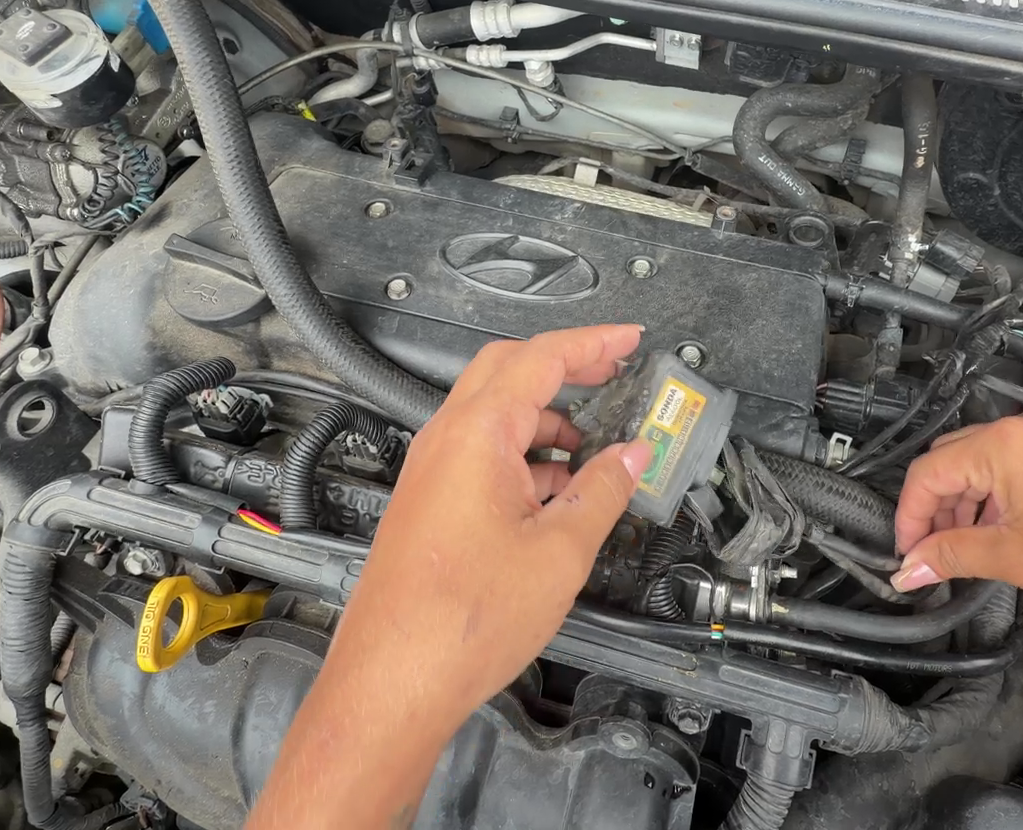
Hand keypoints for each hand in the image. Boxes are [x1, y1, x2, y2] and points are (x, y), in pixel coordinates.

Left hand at [250, 326, 653, 829]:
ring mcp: (433, 468)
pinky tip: (555, 488)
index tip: (629, 337)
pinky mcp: (430, 498)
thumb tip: (632, 456)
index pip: (543, 357)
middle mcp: (447, 439)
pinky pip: (482, 450)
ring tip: (592, 446)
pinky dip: (524, 453)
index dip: (594, 342)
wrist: (390, 684)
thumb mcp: (560, 551)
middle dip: (567, 364)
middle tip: (612, 368)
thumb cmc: (460, 622)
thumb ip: (604, 491)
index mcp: (478, 434)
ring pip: (496, 412)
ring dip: (547, 415)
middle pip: (510, 368)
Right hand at [888, 406, 1022, 644]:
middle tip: (932, 548)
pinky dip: (1006, 494)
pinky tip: (1011, 530)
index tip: (908, 547)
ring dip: (972, 501)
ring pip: (991, 460)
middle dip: (938, 506)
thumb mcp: (1016, 560)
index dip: (909, 514)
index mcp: (1007, 444)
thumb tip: (914, 564)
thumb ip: (951, 555)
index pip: (929, 471)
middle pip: (956, 458)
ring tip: (974, 546)